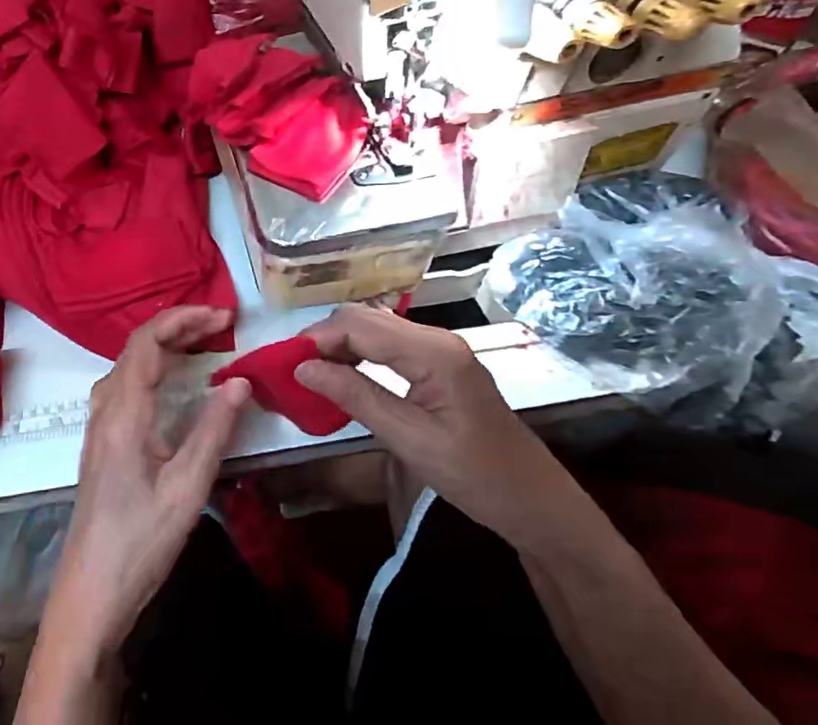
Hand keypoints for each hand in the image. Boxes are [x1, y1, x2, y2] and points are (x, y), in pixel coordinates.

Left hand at [43, 306, 251, 655]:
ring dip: (166, 343)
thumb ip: (213, 430)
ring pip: (130, 363)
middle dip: (180, 325)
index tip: (225, 317)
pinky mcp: (103, 441)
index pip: (148, 342)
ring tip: (205, 342)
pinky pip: (127, 383)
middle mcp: (105, 410)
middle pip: (137, 346)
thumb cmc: (139, 542)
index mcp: (123, 414)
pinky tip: (175, 379)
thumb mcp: (187, 488)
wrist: (90, 594)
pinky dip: (155, 365)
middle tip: (223, 324)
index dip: (185, 319)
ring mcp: (99, 425)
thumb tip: (241, 381)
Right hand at [295, 305, 588, 550]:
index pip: (361, 325)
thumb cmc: (476, 475)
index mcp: (433, 352)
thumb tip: (304, 368)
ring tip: (311, 376)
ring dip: (341, 346)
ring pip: (377, 329)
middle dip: (326, 338)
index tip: (285, 364)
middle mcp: (437, 338)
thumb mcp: (410, 440)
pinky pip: (391, 346)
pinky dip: (361, 355)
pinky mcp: (440, 363)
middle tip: (293, 372)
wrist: (532, 498)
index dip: (318, 338)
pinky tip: (345, 377)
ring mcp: (441, 349)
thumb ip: (357, 397)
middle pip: (367, 318)